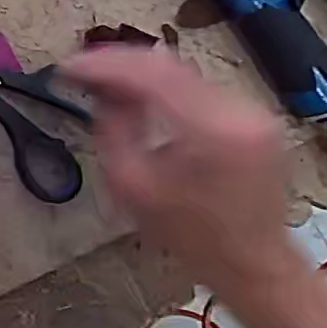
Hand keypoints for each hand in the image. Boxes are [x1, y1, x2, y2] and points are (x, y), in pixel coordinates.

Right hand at [62, 48, 308, 296]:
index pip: (150, 74)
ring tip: (104, 80)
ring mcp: (252, 108)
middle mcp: (238, 109)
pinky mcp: (254, 113)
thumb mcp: (134, 189)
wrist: (256, 266)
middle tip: (82, 69)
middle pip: (167, 65)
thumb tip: (102, 90)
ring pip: (182, 71)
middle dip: (119, 62)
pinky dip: (164, 85)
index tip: (70, 67)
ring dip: (140, 72)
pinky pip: (198, 86)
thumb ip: (112, 130)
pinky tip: (140, 93)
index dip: (104, 64)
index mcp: (210, 131)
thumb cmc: (192, 238)